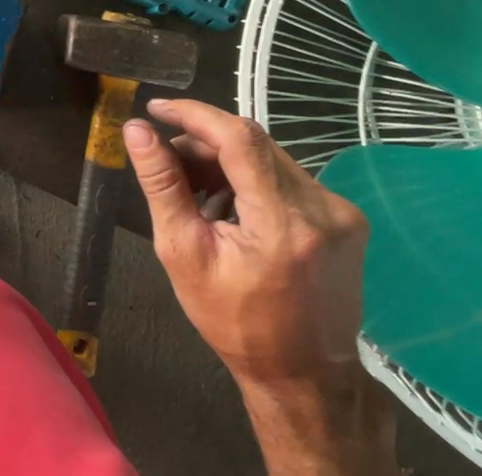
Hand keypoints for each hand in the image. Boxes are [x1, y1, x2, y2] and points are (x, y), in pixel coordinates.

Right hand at [123, 99, 368, 388]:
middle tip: (165, 162)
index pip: (239, 138)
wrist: (303, 374)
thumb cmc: (234, 319)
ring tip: (192, 191)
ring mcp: (341, 211)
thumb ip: (162, 185)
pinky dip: (248, 177)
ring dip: (223, 159)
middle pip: (252, 142)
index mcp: (284, 220)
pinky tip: (226, 205)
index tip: (154, 109)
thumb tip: (137, 131)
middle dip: (201, 142)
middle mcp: (323, 207)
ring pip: (268, 156)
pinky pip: (286, 175)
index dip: (193, 114)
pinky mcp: (344, 218)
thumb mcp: (182, 251)